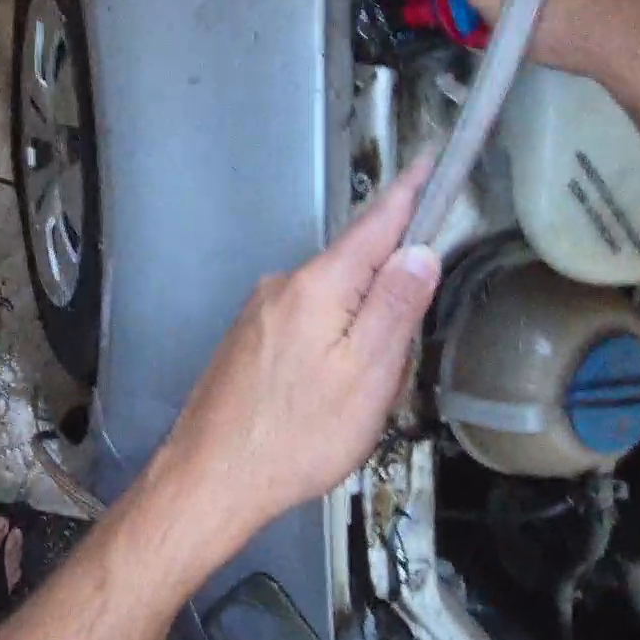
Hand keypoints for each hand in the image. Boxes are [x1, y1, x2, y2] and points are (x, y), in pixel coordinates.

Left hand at [156, 157, 442, 537]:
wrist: (210, 476)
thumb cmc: (296, 435)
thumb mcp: (365, 374)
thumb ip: (394, 308)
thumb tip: (419, 249)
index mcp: (316, 286)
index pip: (373, 224)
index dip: (407, 195)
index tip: (428, 162)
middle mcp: (282, 286)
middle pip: (354, 269)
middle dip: (387, 302)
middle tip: (393, 372)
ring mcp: (259, 312)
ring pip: (331, 304)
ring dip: (357, 338)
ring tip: (352, 402)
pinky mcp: (248, 339)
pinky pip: (304, 326)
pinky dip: (328, 350)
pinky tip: (321, 399)